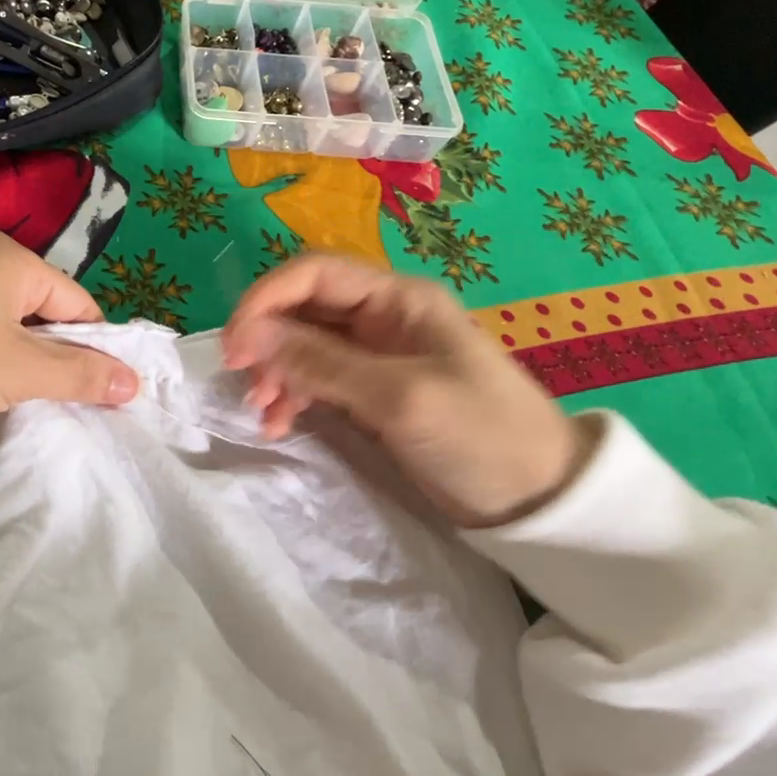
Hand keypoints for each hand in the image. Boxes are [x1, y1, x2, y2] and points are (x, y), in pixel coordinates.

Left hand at [0, 232, 139, 437]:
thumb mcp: (20, 372)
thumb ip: (81, 374)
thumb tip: (134, 382)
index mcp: (10, 257)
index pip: (77, 301)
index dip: (92, 348)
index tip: (93, 392)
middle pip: (42, 308)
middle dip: (52, 353)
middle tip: (46, 397)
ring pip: (6, 320)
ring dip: (18, 357)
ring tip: (7, 394)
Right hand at [222, 253, 593, 527]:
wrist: (543, 502)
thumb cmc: (481, 436)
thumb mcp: (399, 397)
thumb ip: (321, 362)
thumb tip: (247, 334)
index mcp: (397, 299)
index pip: (313, 273)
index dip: (265, 299)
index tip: (233, 346)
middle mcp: (382, 317)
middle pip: (302, 308)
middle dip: (266, 340)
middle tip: (246, 384)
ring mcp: (376, 355)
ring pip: (302, 344)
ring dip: (275, 371)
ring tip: (265, 412)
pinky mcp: (372, 391)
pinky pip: (316, 378)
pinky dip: (293, 395)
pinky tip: (282, 424)